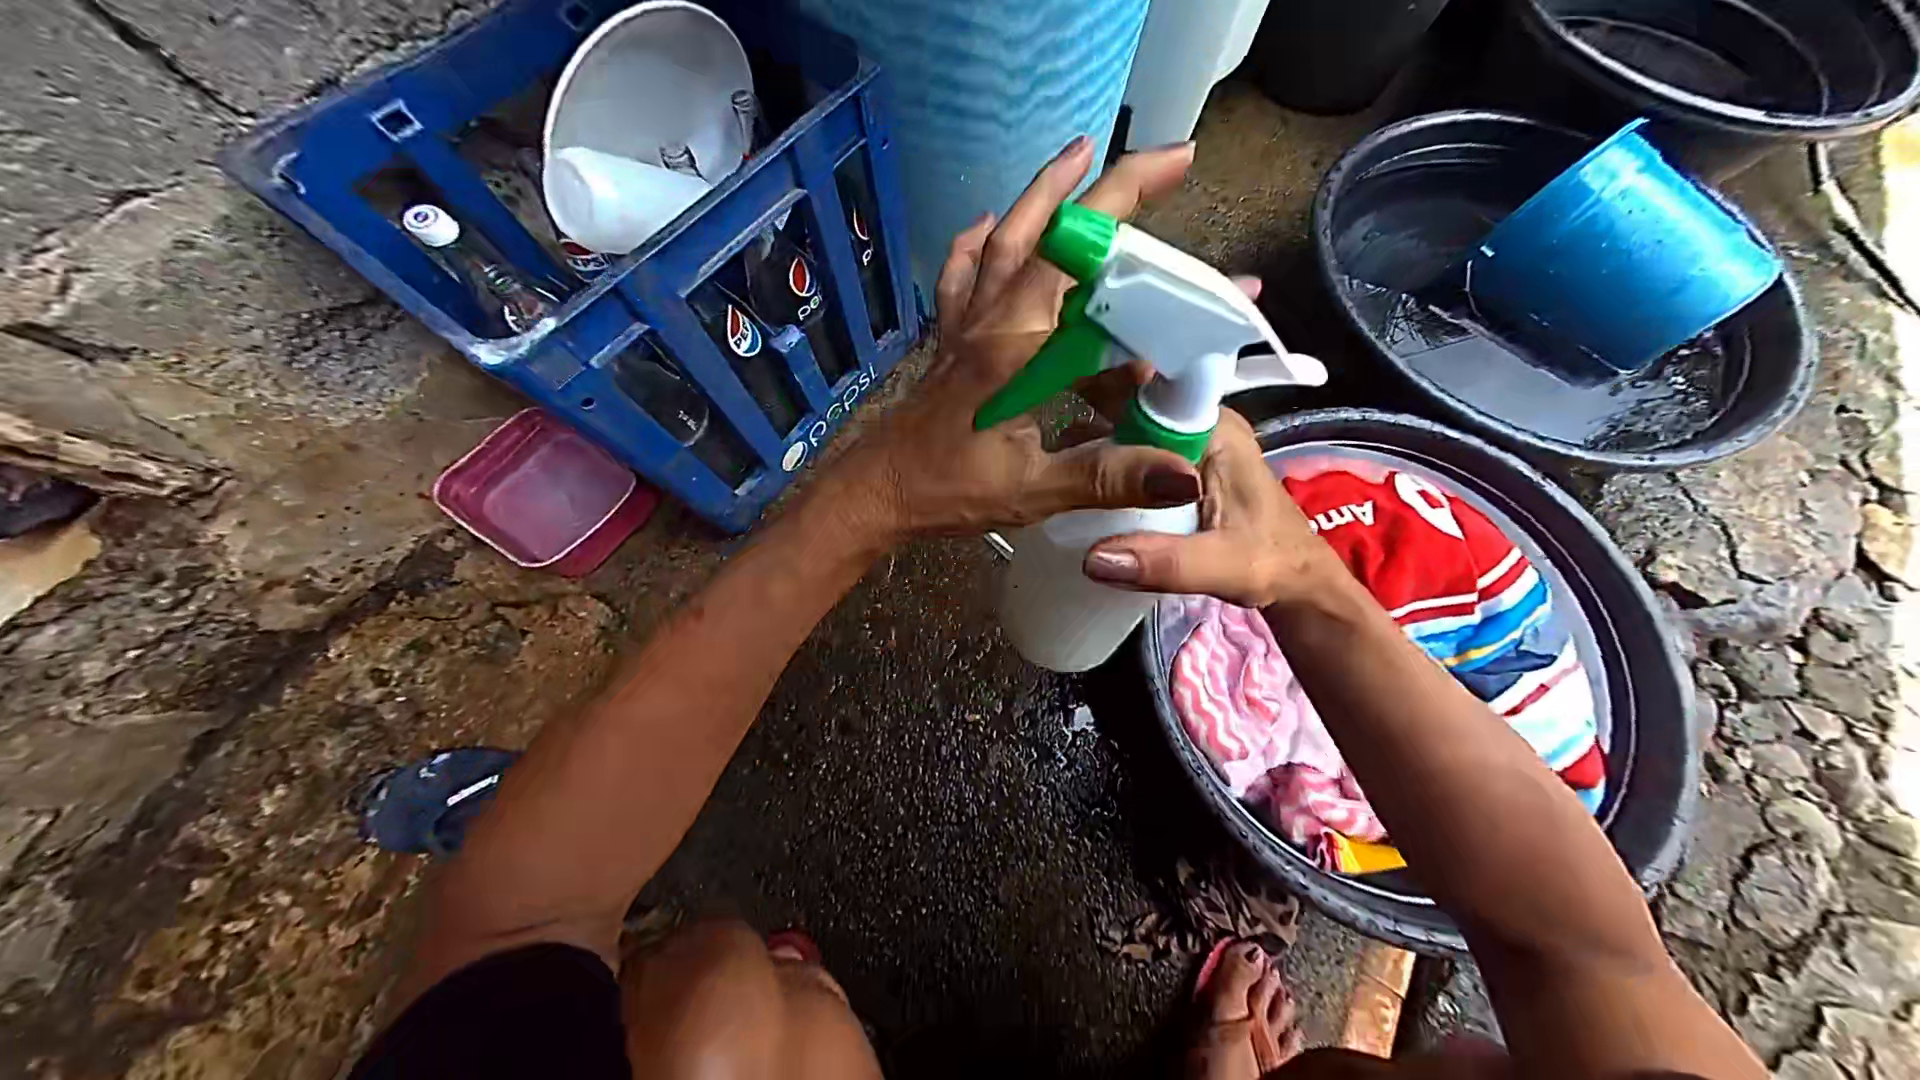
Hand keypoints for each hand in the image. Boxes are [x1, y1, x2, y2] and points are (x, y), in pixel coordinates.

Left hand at [833, 137, 1205, 538]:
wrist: (877, 495)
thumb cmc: (946, 492)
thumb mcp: (1033, 489)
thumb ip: (1107, 477)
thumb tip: (1186, 475)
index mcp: (1011, 346)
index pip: (1069, 254)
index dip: (1122, 202)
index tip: (1175, 163)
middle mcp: (986, 322)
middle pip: (1038, 235)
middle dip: (1097, 191)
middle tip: (1153, 164)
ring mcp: (962, 330)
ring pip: (999, 245)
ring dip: (1039, 200)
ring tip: (1077, 161)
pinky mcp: (949, 345)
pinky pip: (961, 280)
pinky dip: (976, 247)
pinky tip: (984, 227)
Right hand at [1079, 409, 1351, 609]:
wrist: (1297, 582)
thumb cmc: (1272, 565)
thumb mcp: (1219, 565)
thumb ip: (1162, 562)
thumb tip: (1091, 559)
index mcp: (1214, 429)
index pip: (1143, 401)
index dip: (1099, 414)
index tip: (1058, 445)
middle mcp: (1202, 426)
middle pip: (1130, 417)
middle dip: (1092, 439)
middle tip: (1048, 469)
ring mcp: (1192, 446)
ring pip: (1131, 441)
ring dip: (1100, 461)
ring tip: (1062, 481)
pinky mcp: (1184, 468)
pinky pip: (1138, 461)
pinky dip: (1116, 479)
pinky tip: (1088, 496)